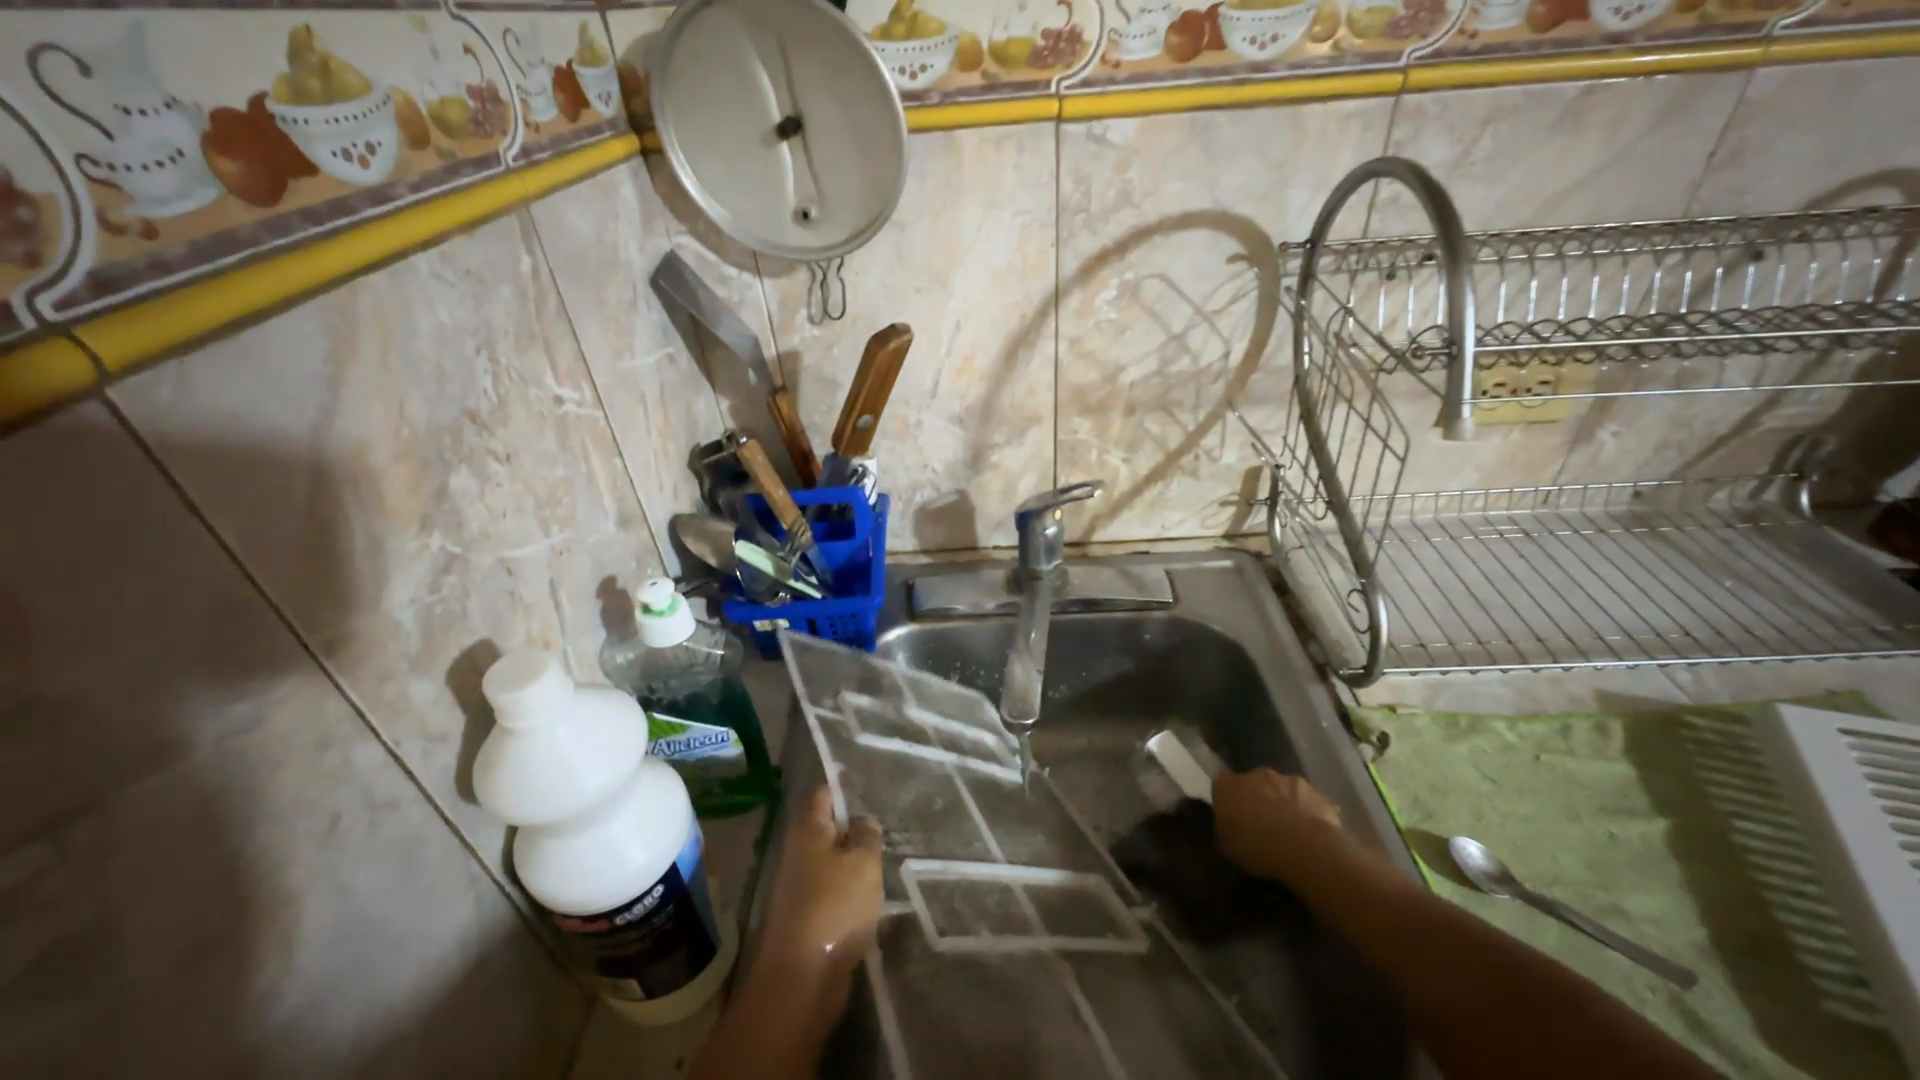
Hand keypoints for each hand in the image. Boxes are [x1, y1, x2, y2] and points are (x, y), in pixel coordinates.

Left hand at [757, 786, 883, 978]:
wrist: (802, 976)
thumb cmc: (835, 906)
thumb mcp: (863, 861)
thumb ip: (866, 835)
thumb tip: (861, 821)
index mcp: (807, 831)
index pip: (822, 795)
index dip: (842, 788)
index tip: (864, 785)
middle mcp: (796, 854)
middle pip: (825, 831)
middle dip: (851, 830)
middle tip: (883, 831)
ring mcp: (797, 889)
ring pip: (829, 865)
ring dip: (851, 866)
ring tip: (882, 866)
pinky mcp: (804, 920)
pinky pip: (830, 895)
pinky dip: (848, 895)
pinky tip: (868, 902)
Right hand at [1213, 768, 1342, 880]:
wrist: (1304, 848)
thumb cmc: (1257, 847)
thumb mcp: (1227, 847)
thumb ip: (1224, 829)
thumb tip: (1227, 824)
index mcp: (1230, 787)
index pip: (1221, 781)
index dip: (1226, 796)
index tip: (1230, 812)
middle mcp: (1258, 775)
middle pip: (1254, 782)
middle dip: (1256, 797)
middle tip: (1260, 822)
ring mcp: (1290, 780)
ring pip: (1282, 789)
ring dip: (1283, 802)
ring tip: (1288, 830)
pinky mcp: (1317, 793)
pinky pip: (1307, 802)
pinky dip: (1307, 812)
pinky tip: (1310, 833)